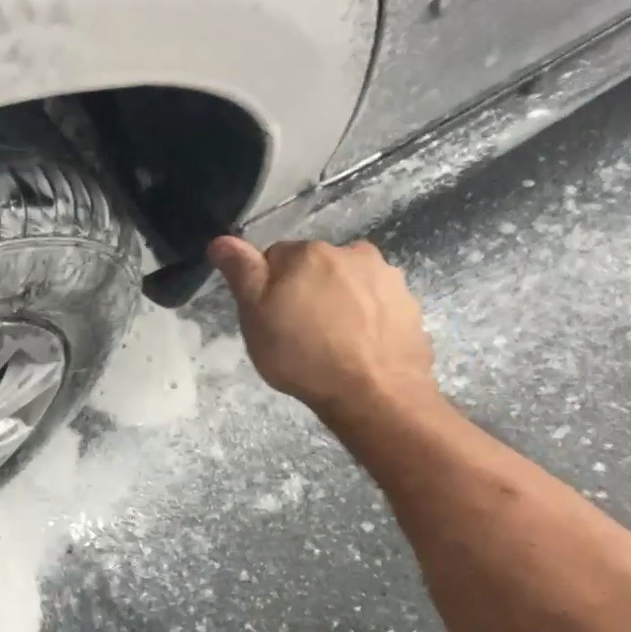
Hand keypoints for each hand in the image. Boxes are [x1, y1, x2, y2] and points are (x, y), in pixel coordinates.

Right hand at [206, 237, 435, 421]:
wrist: (374, 391)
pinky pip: (376, 305)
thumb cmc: (302, 355)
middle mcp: (352, 252)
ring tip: (331, 344)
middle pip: (315, 268)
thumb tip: (221, 240)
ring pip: (349, 284)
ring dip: (338, 303)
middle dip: (305, 291)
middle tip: (297, 333)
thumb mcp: (255, 316)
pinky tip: (358, 348)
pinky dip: (366, 320)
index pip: (275, 258)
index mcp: (308, 253)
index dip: (267, 288)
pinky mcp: (409, 304)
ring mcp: (387, 277)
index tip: (269, 318)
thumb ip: (241, 272)